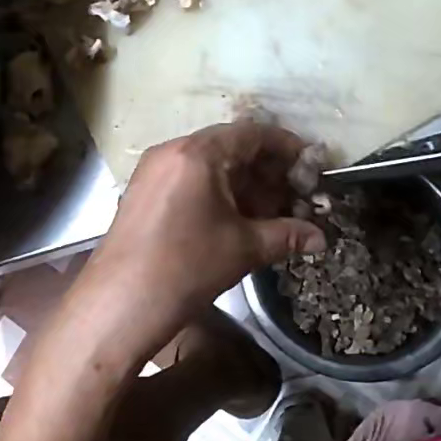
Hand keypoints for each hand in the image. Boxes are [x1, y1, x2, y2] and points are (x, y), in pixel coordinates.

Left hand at [78, 122, 327, 332]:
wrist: (119, 306)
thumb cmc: (186, 268)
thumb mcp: (244, 249)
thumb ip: (286, 235)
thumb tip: (321, 238)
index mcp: (198, 153)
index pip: (253, 134)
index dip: (287, 148)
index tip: (310, 167)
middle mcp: (173, 151)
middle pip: (231, 147)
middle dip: (267, 172)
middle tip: (294, 197)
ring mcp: (154, 171)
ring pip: (211, 166)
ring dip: (244, 185)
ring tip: (271, 214)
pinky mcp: (144, 193)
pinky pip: (190, 180)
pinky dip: (219, 194)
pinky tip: (238, 221)